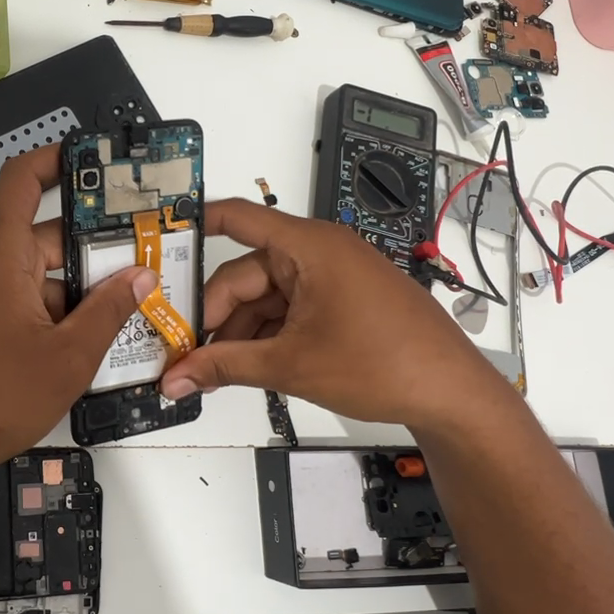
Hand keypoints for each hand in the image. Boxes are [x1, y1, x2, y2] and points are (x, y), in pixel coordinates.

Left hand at [0, 145, 156, 481]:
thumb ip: (108, 311)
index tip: (98, 160)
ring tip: (131, 309)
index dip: (57, 158)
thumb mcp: (67, 358)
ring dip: (80, 289)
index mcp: (1, 255)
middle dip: (96, 247)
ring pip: (40, 274)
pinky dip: (57, 311)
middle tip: (147, 260)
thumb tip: (141, 275)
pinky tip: (92, 340)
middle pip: (46, 235)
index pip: (23, 179)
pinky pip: (24, 299)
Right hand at [159, 199, 513, 431]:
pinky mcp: (342, 302)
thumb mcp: (290, 364)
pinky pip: (290, 309)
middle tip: (185, 349)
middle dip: (215, 314)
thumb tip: (177, 378)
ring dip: (240, 331)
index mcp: (309, 247)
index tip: (162, 236)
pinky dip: (267, 334)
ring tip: (213, 369)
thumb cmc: (387, 364)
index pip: (238, 218)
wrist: (452, 395)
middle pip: (246, 274)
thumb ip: (225, 367)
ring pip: (266, 298)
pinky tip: (247, 365)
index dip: (196, 224)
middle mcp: (319, 254)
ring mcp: (333, 278)